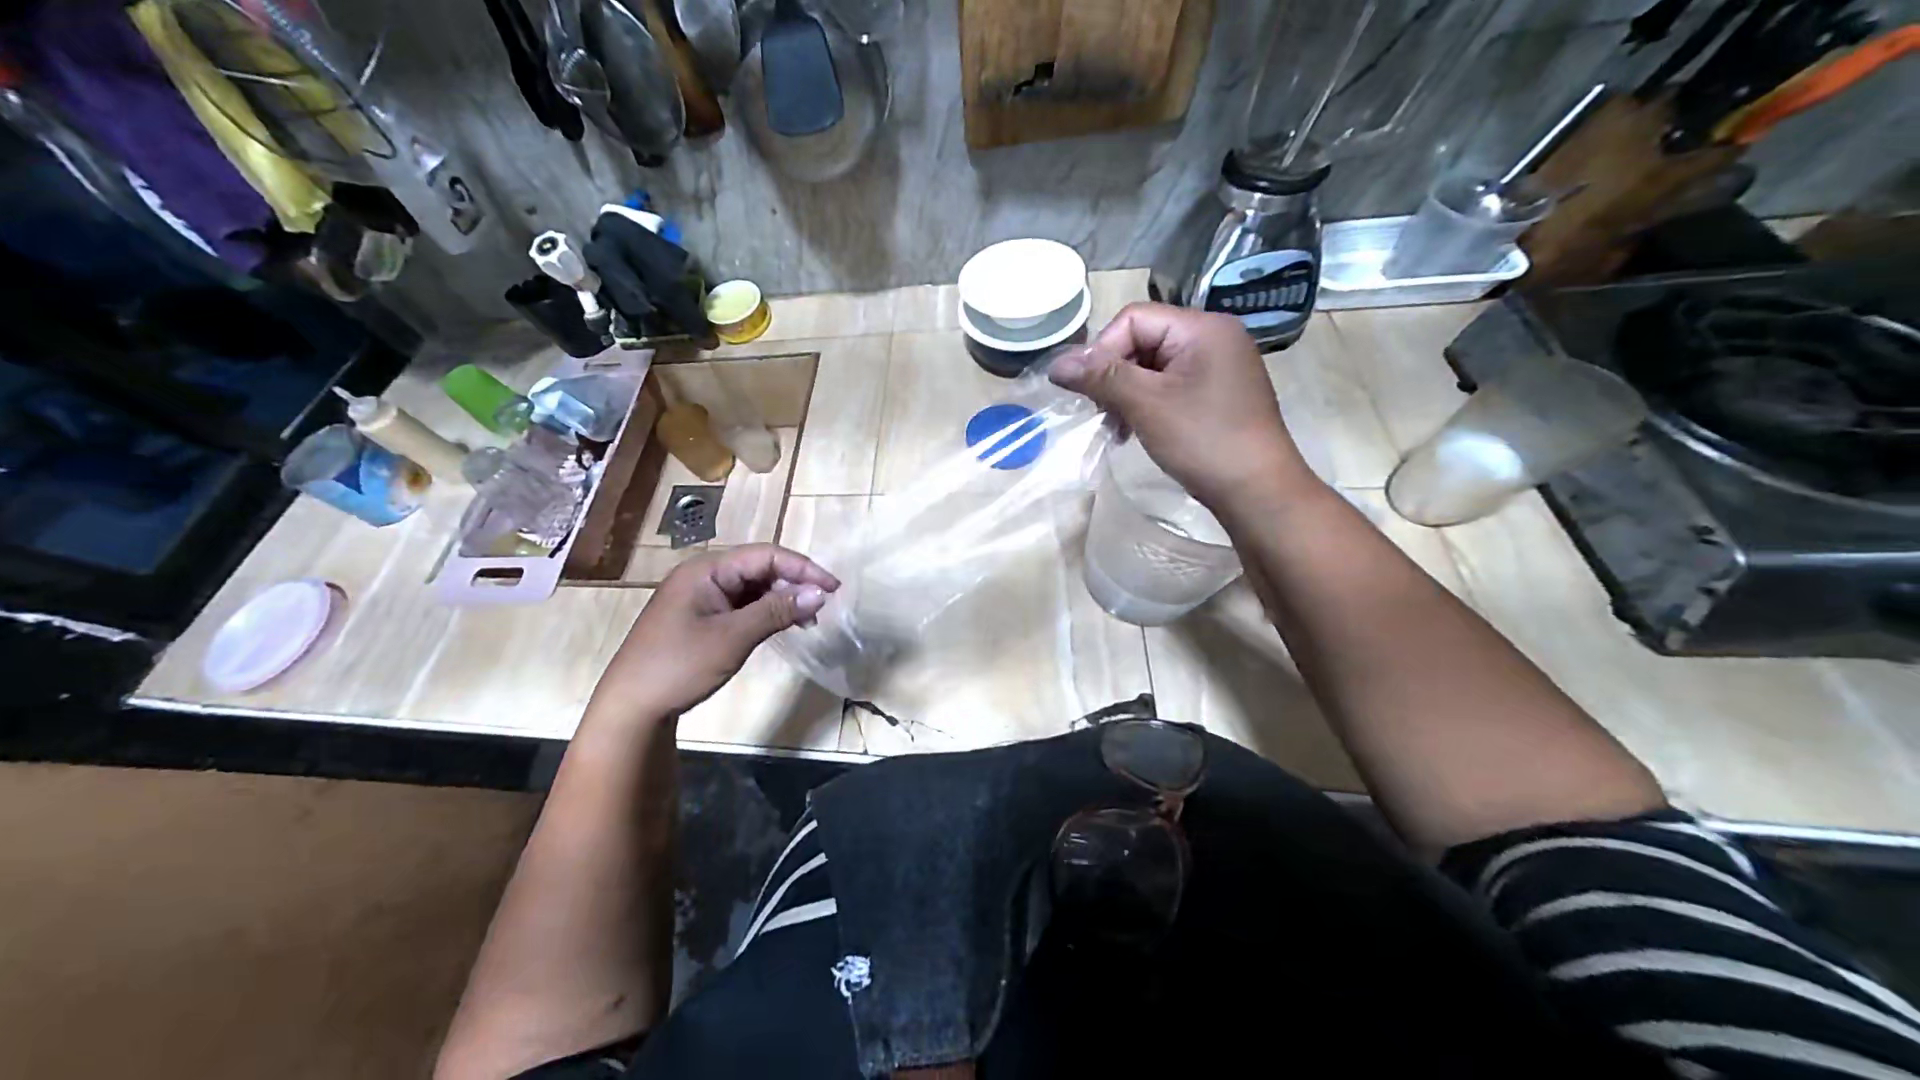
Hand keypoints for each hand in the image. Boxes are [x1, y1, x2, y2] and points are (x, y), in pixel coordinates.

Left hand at [591, 544, 840, 720]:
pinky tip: (782, 627)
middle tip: (823, 607)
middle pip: (760, 568)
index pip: (766, 555)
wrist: (632, 706)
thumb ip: (777, 611)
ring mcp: (702, 596)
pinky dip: (766, 613)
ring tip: (808, 621)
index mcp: (706, 569)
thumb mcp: (733, 637)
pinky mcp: (702, 617)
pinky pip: (742, 605)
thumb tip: (819, 594)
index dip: (803, 568)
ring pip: (754, 587)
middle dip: (794, 583)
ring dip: (782, 599)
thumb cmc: (679, 666)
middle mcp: (704, 575)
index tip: (834, 589)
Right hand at [1049, 303, 1318, 510]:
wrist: (1258, 492)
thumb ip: (1101, 378)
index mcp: (1202, 328)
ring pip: (1152, 367)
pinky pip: (1169, 386)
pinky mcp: (1215, 394)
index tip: (1089, 391)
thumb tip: (1055, 364)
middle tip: (1101, 413)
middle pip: (1142, 340)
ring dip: (1125, 394)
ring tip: (1116, 427)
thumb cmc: (1204, 441)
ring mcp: (1217, 367)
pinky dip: (1146, 404)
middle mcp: (1212, 338)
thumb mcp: (1147, 405)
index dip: (1103, 350)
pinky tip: (1134, 431)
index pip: (1134, 319)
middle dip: (1114, 376)